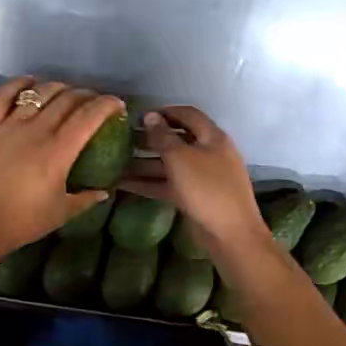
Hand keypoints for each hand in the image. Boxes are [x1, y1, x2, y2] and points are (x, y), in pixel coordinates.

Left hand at [0, 77, 123, 259]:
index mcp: (58, 152)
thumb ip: (87, 198)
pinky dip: (18, 84)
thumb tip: (104, 191)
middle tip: (95, 101)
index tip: (117, 104)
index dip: (107, 105)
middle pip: (67, 99)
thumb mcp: (62, 212)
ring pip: (39, 93)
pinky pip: (3, 96)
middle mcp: (36, 131)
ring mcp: (10, 126)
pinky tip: (30, 82)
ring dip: (59, 87)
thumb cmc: (24, 221)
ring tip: (68, 92)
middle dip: (87, 95)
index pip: (88, 117)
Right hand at [120, 106, 268, 257]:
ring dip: (144, 164)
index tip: (139, 116)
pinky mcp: (193, 196)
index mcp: (212, 137)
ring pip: (169, 165)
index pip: (188, 115)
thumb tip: (150, 116)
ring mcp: (201, 176)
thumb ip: (163, 137)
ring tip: (116, 165)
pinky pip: (168, 184)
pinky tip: (124, 185)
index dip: (164, 112)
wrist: (230, 233)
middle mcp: (208, 153)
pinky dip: (148, 183)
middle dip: (149, 140)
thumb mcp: (181, 159)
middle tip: (123, 141)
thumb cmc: (207, 189)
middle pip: (176, 140)